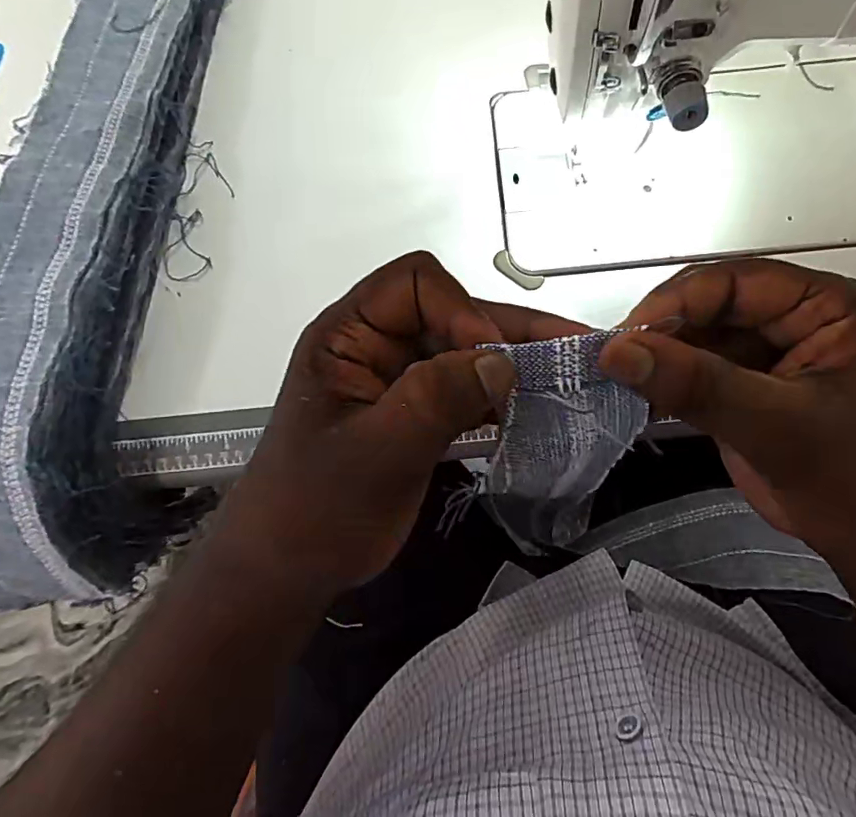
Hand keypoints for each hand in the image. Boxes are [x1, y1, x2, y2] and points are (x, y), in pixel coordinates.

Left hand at [216, 251, 590, 592]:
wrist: (286, 571)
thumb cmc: (312, 511)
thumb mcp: (375, 452)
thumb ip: (435, 399)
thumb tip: (501, 360)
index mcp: (347, 336)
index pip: (414, 284)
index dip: (459, 311)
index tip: (489, 359)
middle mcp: (373, 347)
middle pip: (448, 313)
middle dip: (504, 331)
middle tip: (569, 350)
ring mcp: (394, 380)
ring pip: (462, 351)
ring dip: (510, 362)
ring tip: (565, 376)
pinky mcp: (412, 413)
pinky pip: (462, 388)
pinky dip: (498, 396)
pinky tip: (533, 409)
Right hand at [596, 259, 855, 538]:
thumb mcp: (774, 424)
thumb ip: (698, 385)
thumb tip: (625, 352)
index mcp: (827, 307)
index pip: (735, 281)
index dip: (677, 302)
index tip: (632, 334)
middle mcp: (794, 318)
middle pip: (707, 303)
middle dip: (662, 330)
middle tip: (621, 356)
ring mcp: (765, 348)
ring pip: (691, 331)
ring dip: (656, 354)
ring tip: (625, 376)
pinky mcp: (740, 378)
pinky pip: (688, 362)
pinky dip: (660, 376)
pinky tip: (642, 392)